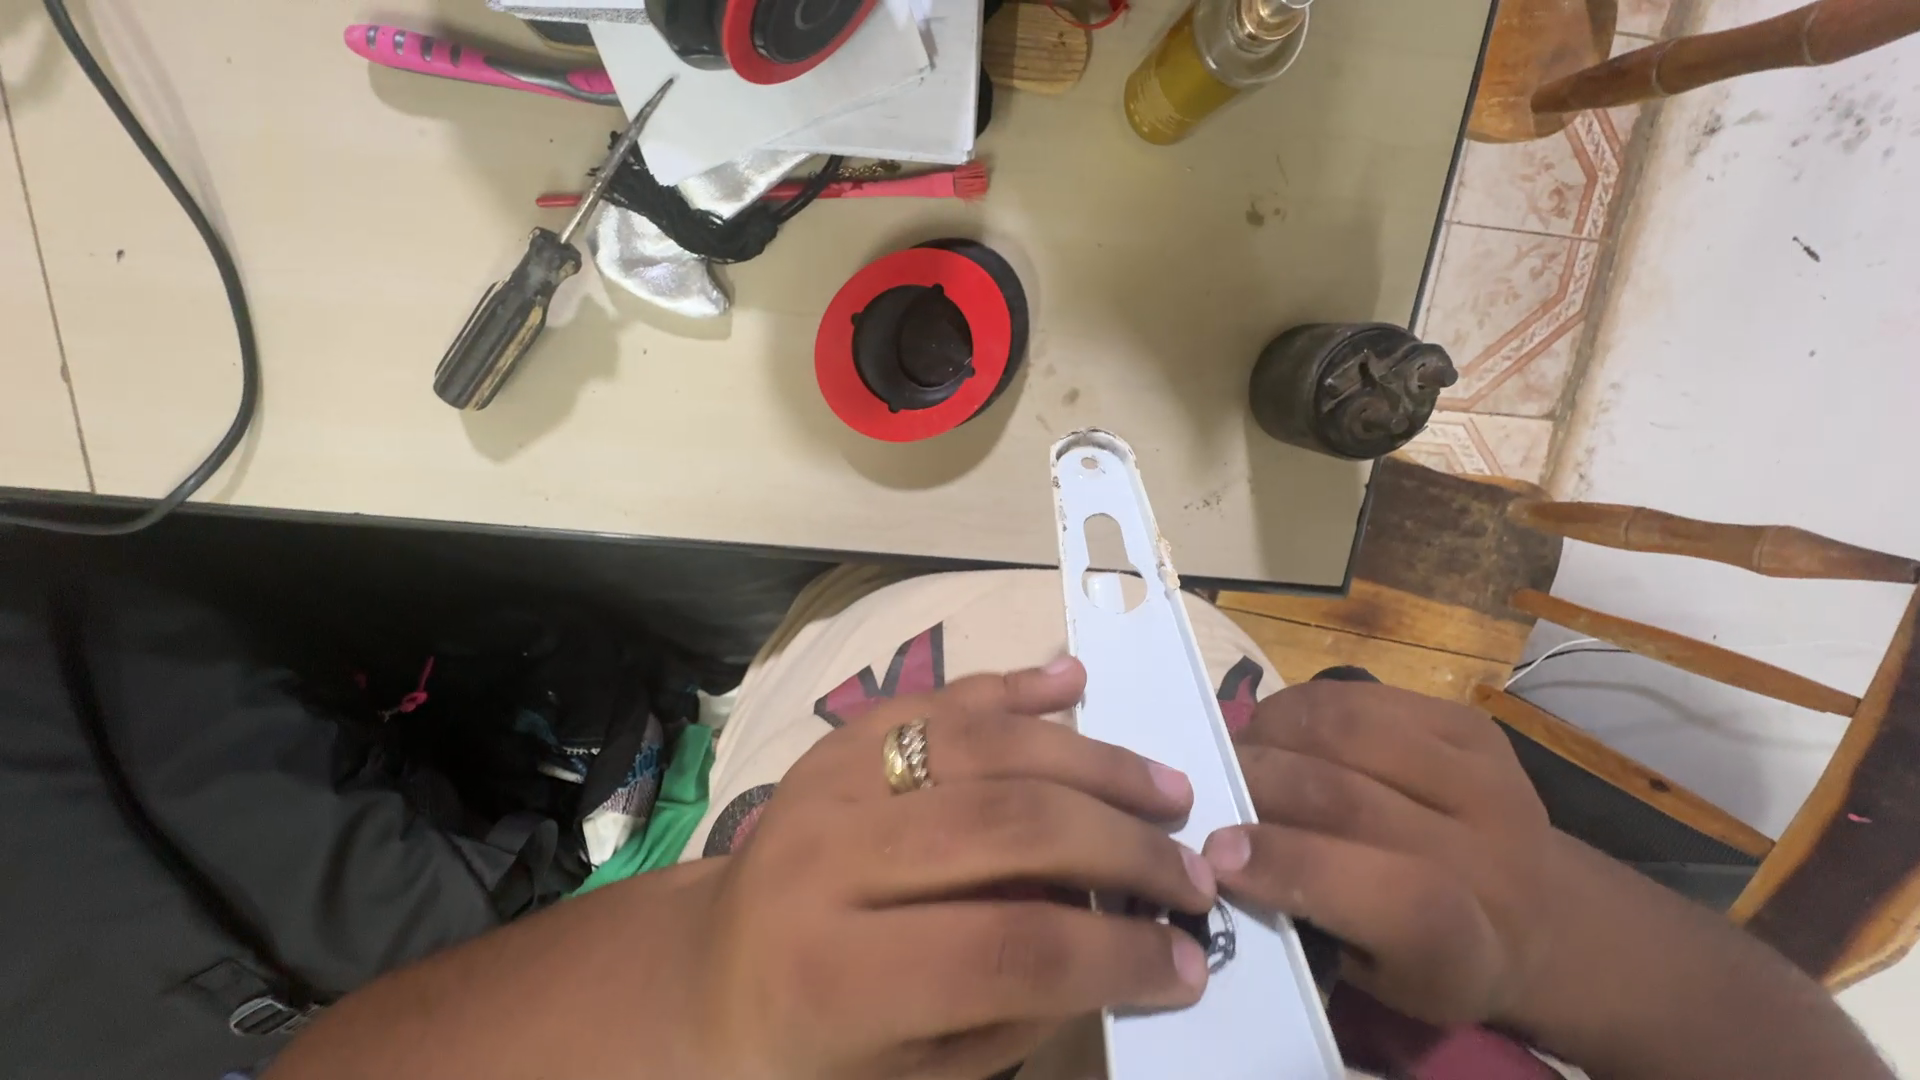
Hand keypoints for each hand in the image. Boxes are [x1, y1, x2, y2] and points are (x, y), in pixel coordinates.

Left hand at [680, 659, 1216, 1079]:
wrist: (708, 970)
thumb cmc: (806, 1047)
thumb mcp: (909, 1075)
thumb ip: (1013, 1007)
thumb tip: (1117, 930)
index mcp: (832, 972)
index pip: (1005, 949)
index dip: (1115, 955)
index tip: (1190, 960)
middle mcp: (827, 857)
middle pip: (1005, 826)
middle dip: (1122, 848)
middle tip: (1191, 872)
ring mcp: (830, 780)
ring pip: (985, 746)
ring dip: (1091, 762)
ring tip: (1165, 789)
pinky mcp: (839, 738)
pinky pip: (941, 700)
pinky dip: (1015, 688)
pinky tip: (1074, 681)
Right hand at [1203, 679, 1575, 1026]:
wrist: (1539, 914)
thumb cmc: (1432, 957)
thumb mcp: (1373, 977)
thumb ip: (1302, 919)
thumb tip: (1218, 847)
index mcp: (1470, 945)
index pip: (1391, 899)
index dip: (1293, 868)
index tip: (1217, 851)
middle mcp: (1492, 856)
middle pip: (1347, 797)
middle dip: (1256, 783)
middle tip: (1210, 785)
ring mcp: (1487, 777)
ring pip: (1346, 730)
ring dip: (1272, 733)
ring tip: (1245, 750)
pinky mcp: (1470, 725)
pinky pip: (1360, 696)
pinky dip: (1301, 707)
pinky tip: (1283, 730)